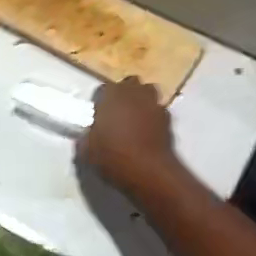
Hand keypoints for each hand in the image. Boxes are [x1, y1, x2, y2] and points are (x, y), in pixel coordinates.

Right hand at [79, 77, 177, 196]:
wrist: (149, 172)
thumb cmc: (113, 157)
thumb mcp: (88, 151)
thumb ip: (87, 138)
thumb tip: (88, 136)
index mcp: (112, 96)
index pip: (104, 89)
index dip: (101, 101)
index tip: (98, 114)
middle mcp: (135, 93)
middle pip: (130, 84)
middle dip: (125, 93)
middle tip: (117, 112)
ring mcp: (155, 104)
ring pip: (149, 93)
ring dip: (142, 101)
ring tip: (135, 118)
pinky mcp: (169, 119)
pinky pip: (159, 112)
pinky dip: (153, 118)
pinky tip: (148, 132)